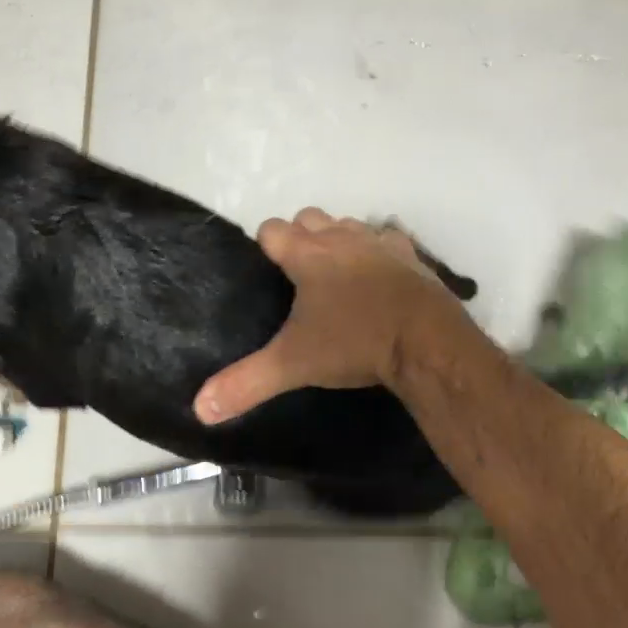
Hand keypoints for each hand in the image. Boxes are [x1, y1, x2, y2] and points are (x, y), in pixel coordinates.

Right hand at [193, 208, 463, 423]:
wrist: (427, 341)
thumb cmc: (354, 344)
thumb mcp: (294, 365)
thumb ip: (246, 383)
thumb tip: (200, 409)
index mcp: (308, 255)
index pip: (272, 229)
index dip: (266, 246)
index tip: (267, 272)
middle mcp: (342, 237)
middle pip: (310, 218)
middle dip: (301, 238)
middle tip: (301, 279)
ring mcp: (380, 242)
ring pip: (350, 225)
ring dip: (340, 241)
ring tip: (339, 278)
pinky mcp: (412, 256)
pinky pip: (389, 240)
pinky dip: (379, 253)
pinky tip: (381, 280)